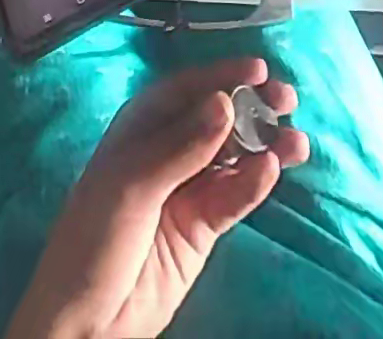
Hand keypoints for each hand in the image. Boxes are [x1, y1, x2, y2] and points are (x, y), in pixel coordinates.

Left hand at [5, 58, 309, 338]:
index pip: (186, 90)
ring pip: (233, 156)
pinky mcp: (203, 225)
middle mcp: (168, 150)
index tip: (259, 69)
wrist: (86, 321)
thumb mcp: (131, 184)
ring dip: (264, 144)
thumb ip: (180, 146)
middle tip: (286, 99)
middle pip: (216, 119)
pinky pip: (233, 196)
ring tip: (296, 142)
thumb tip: (226, 103)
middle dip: (251, 106)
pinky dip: (253, 183)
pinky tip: (272, 170)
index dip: (221, 76)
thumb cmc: (94, 236)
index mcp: (141, 127)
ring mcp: (188, 188)